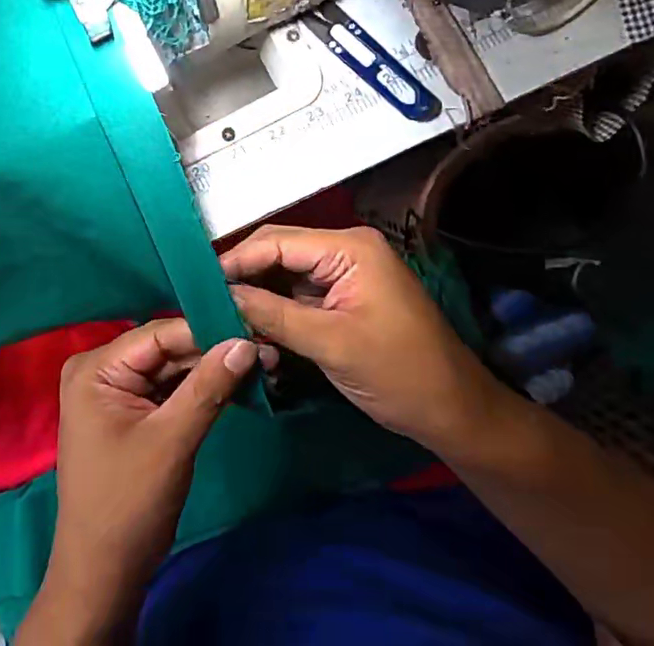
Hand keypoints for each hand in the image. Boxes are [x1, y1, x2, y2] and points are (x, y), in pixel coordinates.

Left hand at [23, 320, 257, 642]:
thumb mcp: (172, 440)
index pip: (159, 334)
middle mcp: (101, 371)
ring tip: (264, 366)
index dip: (207, 330)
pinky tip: (239, 386)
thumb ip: (208, 387)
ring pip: (173, 369)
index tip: (255, 329)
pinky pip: (170, 391)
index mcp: (96, 368)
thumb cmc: (129, 504)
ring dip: (213, 371)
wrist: (104, 574)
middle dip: (215, 351)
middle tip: (267, 350)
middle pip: (167, 349)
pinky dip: (202, 391)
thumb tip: (246, 342)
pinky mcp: (131, 413)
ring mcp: (115, 392)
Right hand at [223, 225, 500, 450]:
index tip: (198, 286)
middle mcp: (345, 250)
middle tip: (205, 302)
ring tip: (223, 317)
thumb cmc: (399, 374)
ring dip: (257, 295)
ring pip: (285, 274)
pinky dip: (276, 309)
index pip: (276, 242)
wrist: (455, 412)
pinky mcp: (344, 297)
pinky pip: (299, 294)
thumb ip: (273, 314)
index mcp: (349, 248)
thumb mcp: (331, 344)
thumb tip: (223, 296)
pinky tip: (252, 327)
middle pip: (278, 252)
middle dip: (244, 276)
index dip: (235, 261)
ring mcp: (345, 273)